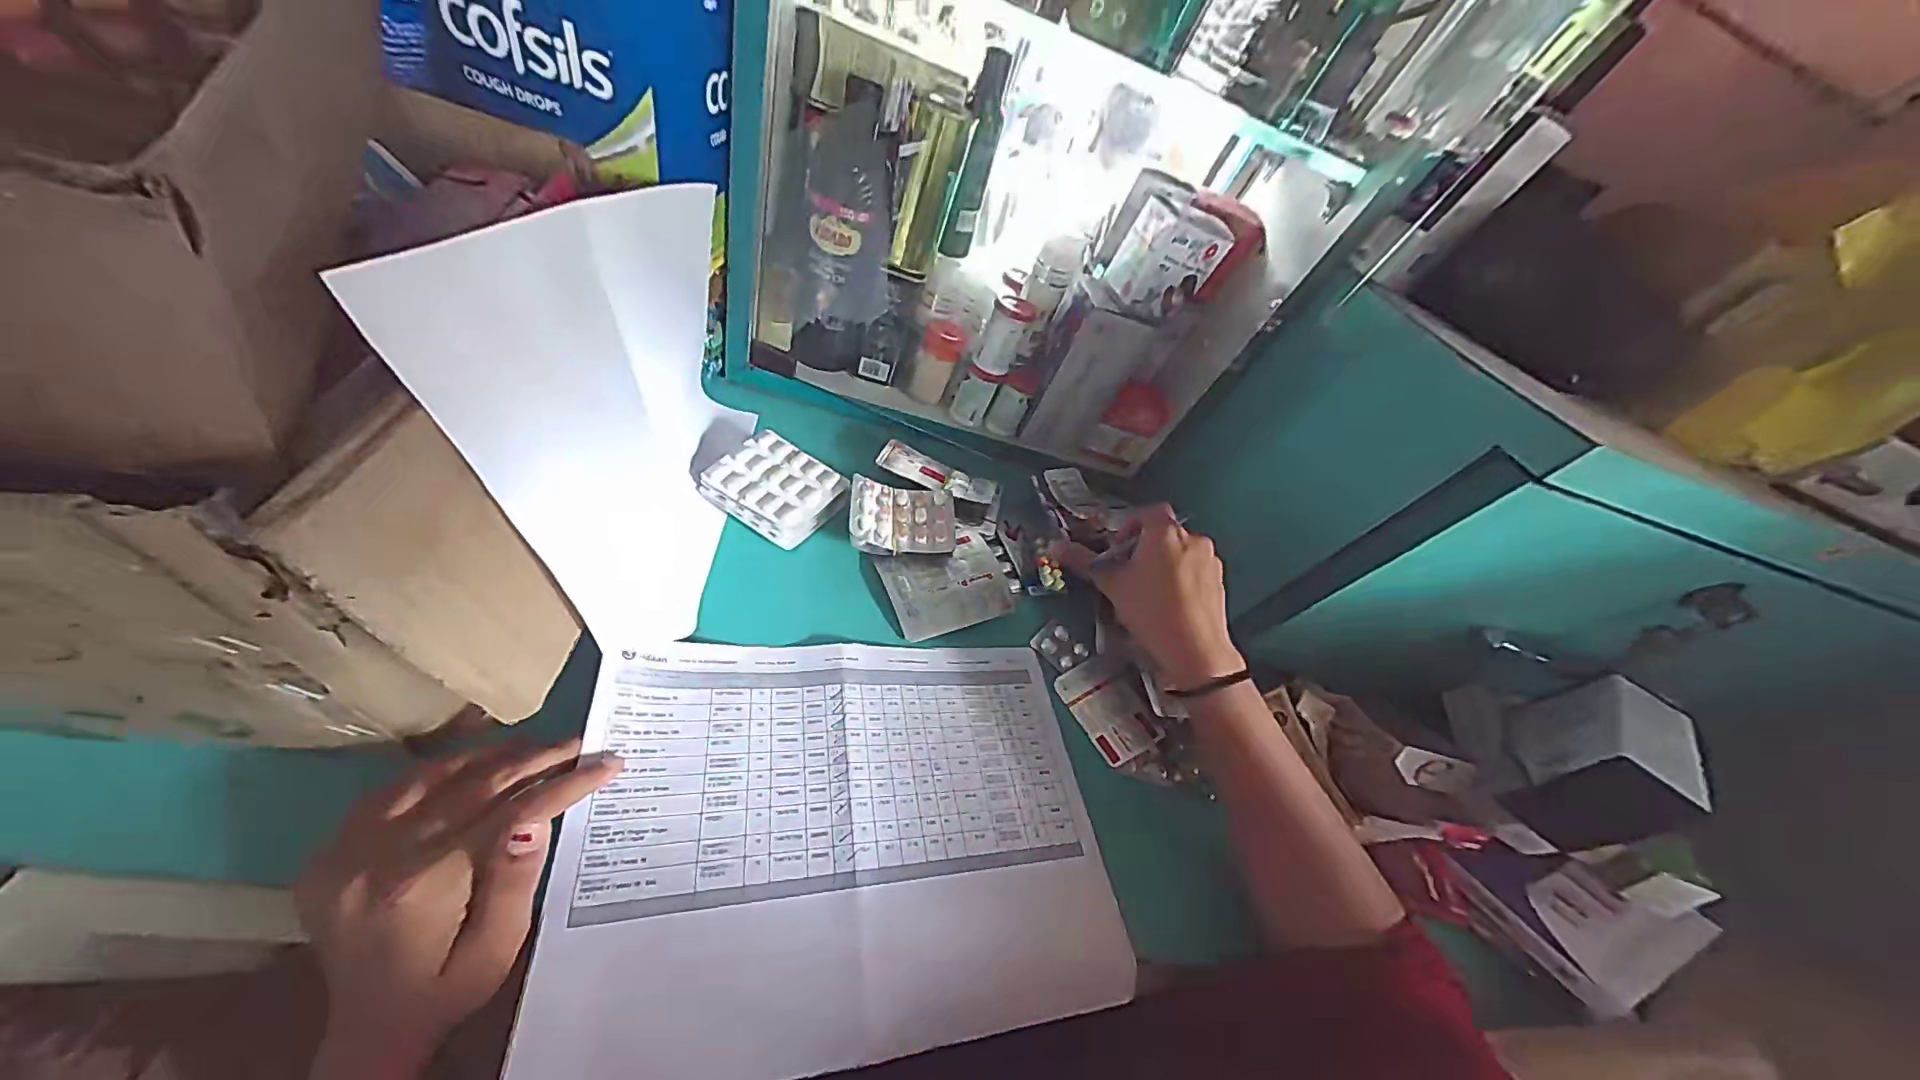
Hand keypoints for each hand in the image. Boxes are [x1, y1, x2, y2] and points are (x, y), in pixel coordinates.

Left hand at [297, 739, 621, 1078]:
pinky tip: (480, 764)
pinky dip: (448, 767)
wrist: (367, 1025)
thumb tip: (537, 819)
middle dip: (538, 759)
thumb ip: (515, 882)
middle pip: (476, 784)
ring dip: (495, 755)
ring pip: (438, 773)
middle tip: (581, 744)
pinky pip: (399, 786)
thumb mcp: (496, 947)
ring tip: (540, 748)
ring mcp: (347, 847)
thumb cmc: (446, 988)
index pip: (509, 812)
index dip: (563, 783)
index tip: (607, 764)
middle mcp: (378, 856)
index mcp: (422, 885)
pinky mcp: (334, 846)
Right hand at [1053, 504, 1243, 689]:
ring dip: (1161, 563)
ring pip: (1179, 552)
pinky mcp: (1219, 583)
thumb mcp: (1111, 584)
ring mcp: (1210, 561)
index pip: (1147, 511)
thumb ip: (1084, 561)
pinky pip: (1194, 571)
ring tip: (1145, 592)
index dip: (1129, 525)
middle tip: (1126, 572)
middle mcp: (1192, 540)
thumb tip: (1058, 547)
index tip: (1118, 547)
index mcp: (1165, 532)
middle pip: (1163, 532)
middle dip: (1143, 548)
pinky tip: (1166, 604)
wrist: (1194, 649)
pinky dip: (1179, 579)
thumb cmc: (1151, 611)